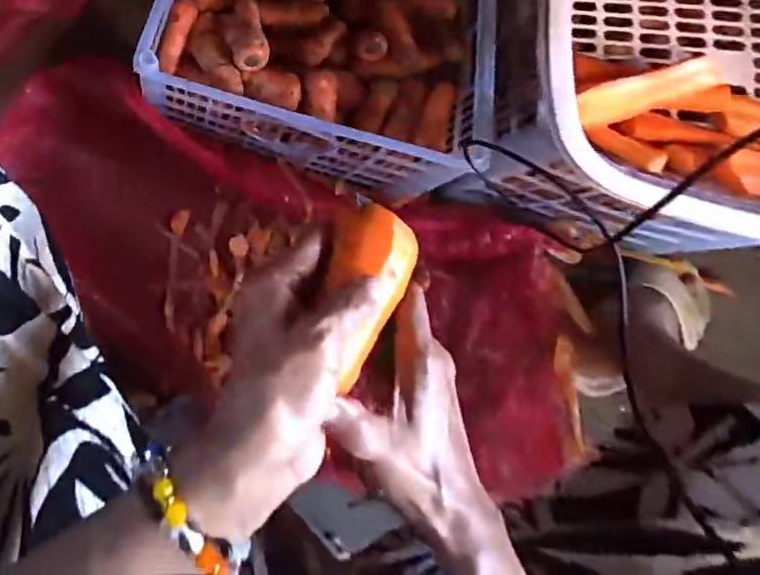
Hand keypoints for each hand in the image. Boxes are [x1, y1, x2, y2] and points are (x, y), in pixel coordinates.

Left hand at [170, 230, 379, 540]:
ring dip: (359, 294)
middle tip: (398, 260)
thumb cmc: (284, 385)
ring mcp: (290, 326)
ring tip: (399, 285)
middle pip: (322, 268)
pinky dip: (355, 322)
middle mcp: (278, 297)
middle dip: (356, 264)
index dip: (345, 233)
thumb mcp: (321, 340)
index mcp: (272, 283)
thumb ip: (352, 303)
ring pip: (330, 299)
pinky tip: (385, 322)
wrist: (262, 449)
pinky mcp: (304, 353)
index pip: (312, 242)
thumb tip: (380, 273)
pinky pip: (333, 327)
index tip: (381, 231)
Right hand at [327, 287, 521, 574]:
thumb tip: (305, 386)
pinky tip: (341, 331)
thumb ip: (346, 418)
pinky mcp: (419, 378)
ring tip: (326, 293)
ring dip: (366, 308)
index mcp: (423, 356)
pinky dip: (371, 329)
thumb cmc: (420, 474)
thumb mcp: (377, 447)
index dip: (385, 269)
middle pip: (396, 303)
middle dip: (365, 285)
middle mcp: (428, 352)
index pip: (409, 296)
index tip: (351, 247)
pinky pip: (393, 339)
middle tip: (323, 269)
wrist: (454, 512)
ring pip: (393, 322)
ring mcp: (426, 364)